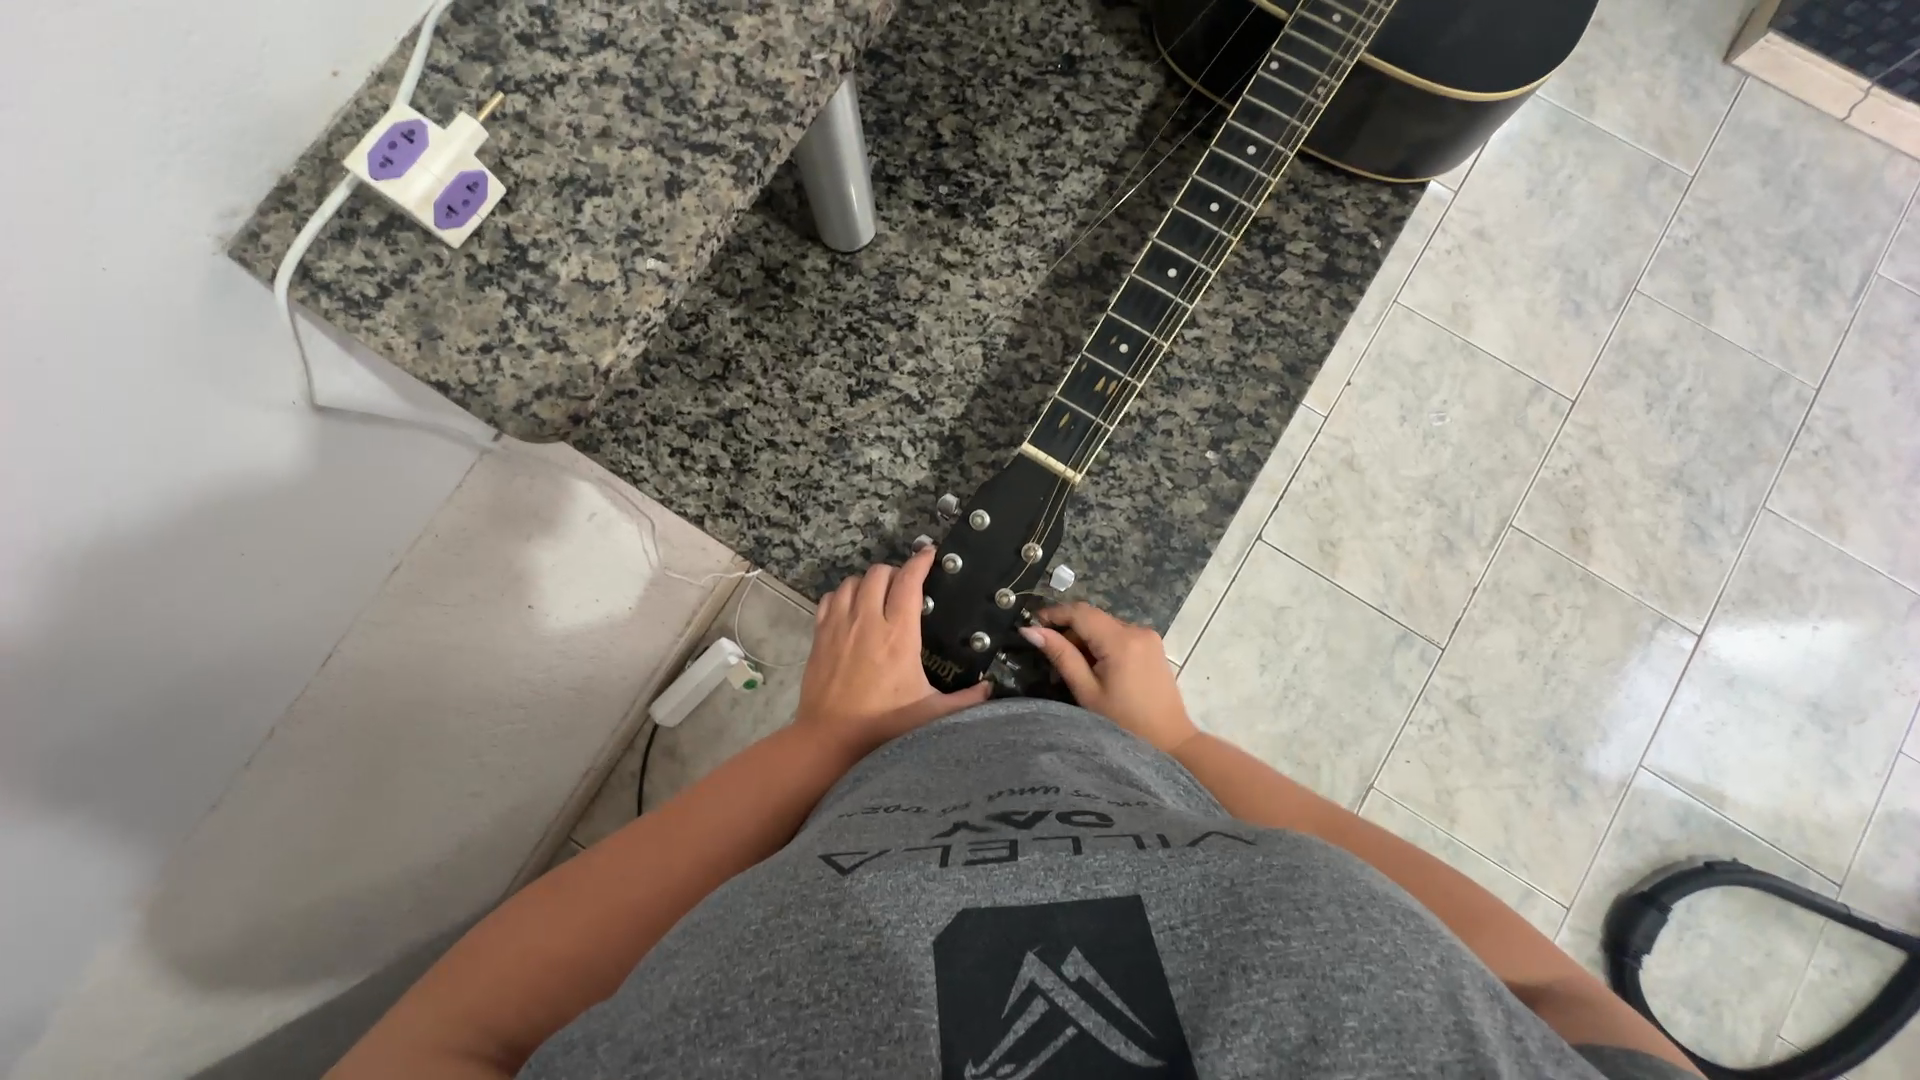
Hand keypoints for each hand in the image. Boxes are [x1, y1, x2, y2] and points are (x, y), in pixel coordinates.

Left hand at [794, 546, 991, 756]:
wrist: (830, 740)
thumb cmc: (884, 726)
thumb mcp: (931, 714)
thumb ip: (966, 701)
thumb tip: (990, 689)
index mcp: (899, 634)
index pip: (909, 581)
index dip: (920, 562)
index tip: (929, 554)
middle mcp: (867, 621)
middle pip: (879, 573)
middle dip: (895, 571)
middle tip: (905, 585)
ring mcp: (839, 626)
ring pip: (851, 582)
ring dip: (867, 582)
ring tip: (878, 595)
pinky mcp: (819, 636)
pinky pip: (828, 599)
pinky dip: (841, 596)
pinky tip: (850, 609)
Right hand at [1019, 602, 1197, 752]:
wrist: (1170, 741)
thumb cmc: (1124, 723)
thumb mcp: (1087, 691)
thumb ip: (1061, 656)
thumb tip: (1031, 631)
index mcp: (1121, 641)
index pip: (1080, 612)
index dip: (1054, 613)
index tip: (1032, 624)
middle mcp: (1137, 630)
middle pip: (1093, 617)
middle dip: (1069, 631)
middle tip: (1051, 657)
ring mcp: (1148, 636)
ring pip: (1105, 626)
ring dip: (1085, 639)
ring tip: (1074, 669)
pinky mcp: (1153, 645)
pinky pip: (1119, 634)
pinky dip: (1102, 644)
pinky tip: (1096, 669)